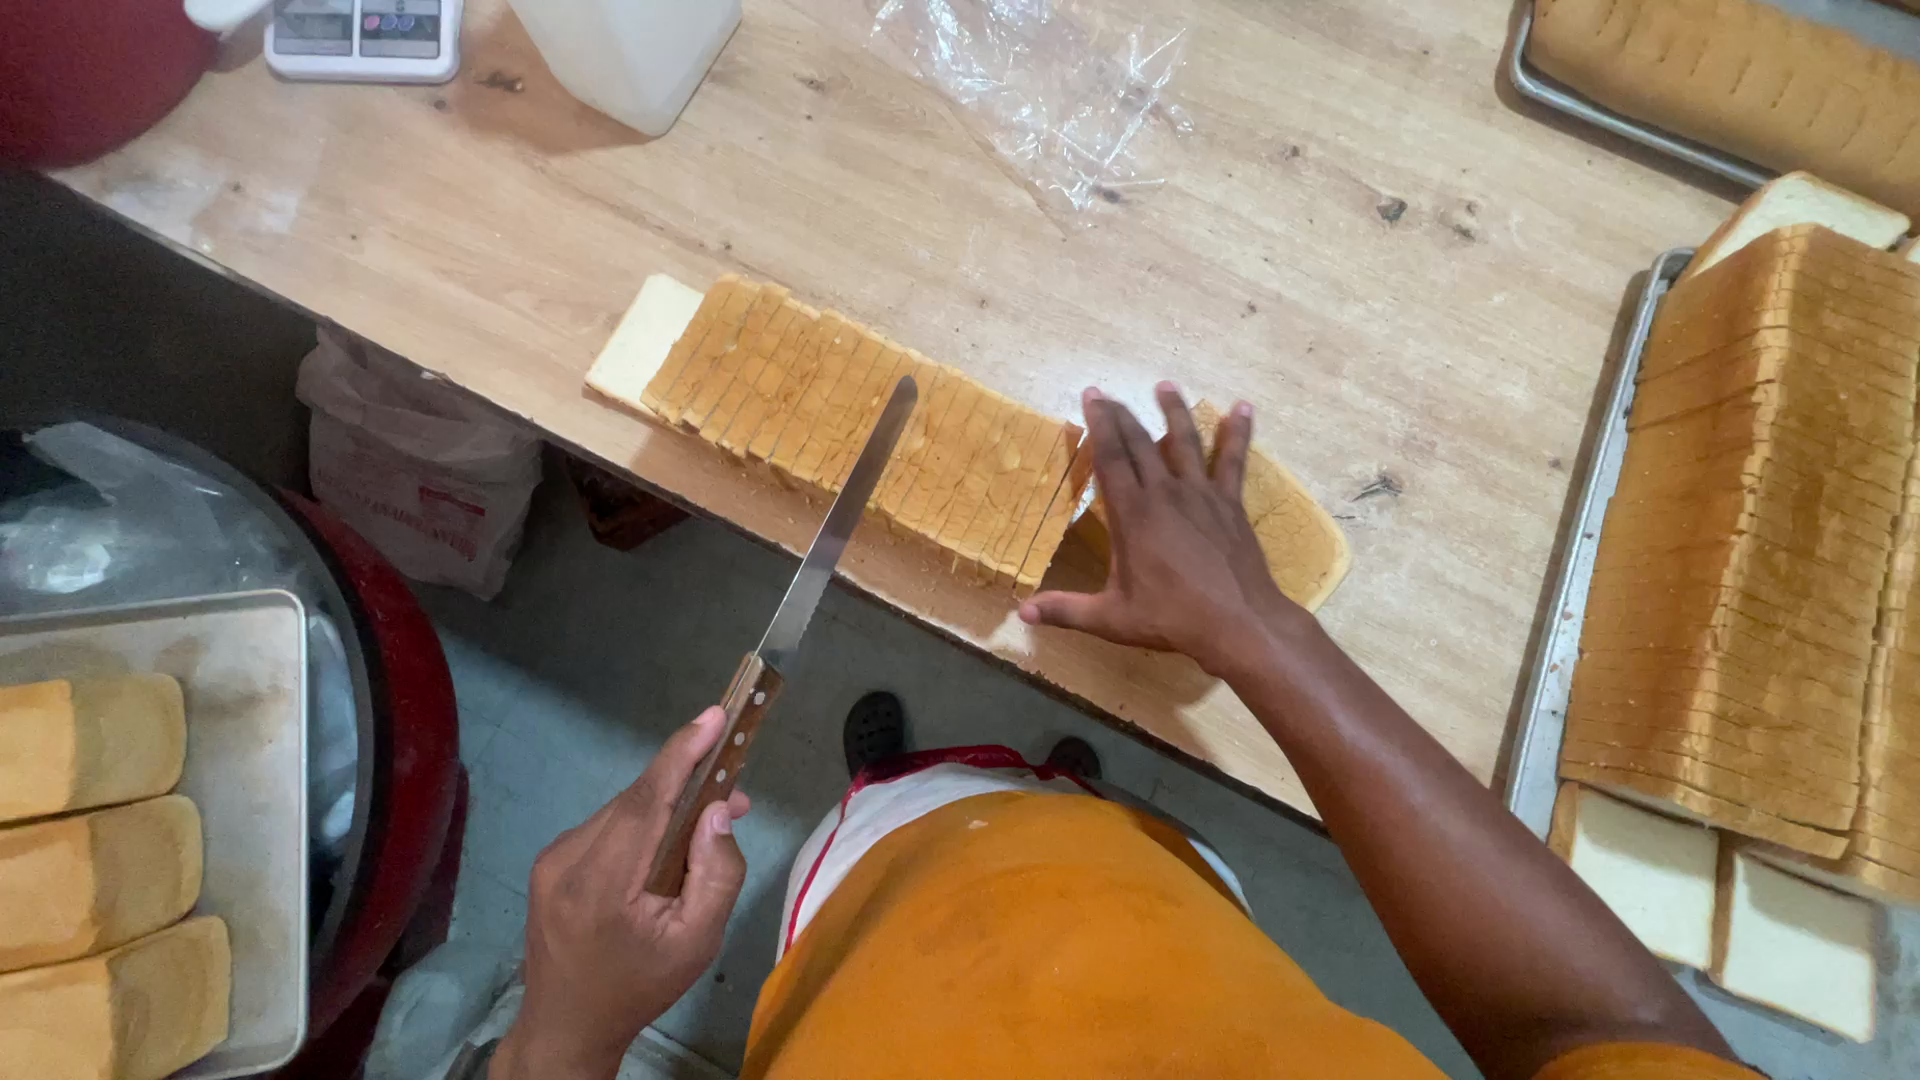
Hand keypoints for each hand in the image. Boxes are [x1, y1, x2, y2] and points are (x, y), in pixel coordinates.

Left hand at [492, 708, 751, 1079]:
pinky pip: (611, 822)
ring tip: (707, 824)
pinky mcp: (551, 860)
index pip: (646, 801)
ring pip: (626, 808)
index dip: (682, 754)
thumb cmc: (641, 985)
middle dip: (690, 782)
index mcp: (601, 886)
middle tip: (737, 794)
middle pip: (640, 799)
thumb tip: (720, 808)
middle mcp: (567, 860)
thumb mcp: (699, 941)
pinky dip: (645, 820)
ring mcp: (553, 858)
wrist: (566, 1028)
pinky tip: (665, 845)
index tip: (715, 718)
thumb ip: (718, 873)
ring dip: (669, 804)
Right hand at [1019, 383, 1309, 678]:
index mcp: (1132, 514)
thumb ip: (1066, 610)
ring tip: (1165, 385)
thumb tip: (1022, 613)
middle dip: (1121, 414)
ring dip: (1173, 410)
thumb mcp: (1111, 618)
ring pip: (1185, 440)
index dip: (1098, 425)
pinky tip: (1242, 408)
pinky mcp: (1229, 503)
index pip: (1110, 458)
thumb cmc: (1171, 618)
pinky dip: (1237, 433)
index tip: (1090, 397)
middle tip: (1107, 392)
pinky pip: (1232, 460)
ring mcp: (1201, 494)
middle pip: (1140, 442)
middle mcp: (1165, 493)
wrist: (1238, 623)